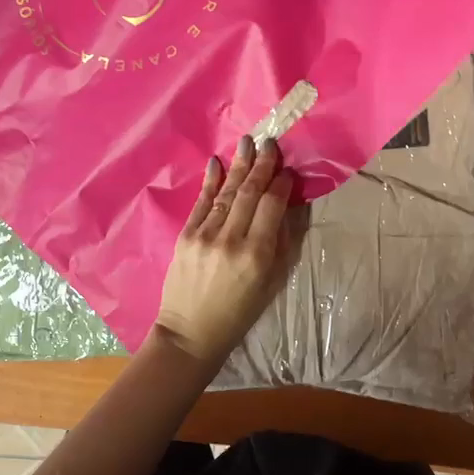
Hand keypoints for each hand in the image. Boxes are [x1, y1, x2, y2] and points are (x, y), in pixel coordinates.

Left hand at [153, 136, 295, 366]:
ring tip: (248, 141)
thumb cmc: (239, 313)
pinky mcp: (185, 235)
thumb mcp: (272, 283)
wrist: (191, 334)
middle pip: (250, 193)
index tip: (287, 169)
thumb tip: (286, 208)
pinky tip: (217, 161)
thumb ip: (281, 243)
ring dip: (239, 165)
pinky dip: (210, 181)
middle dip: (261, 165)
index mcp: (257, 255)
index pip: (272, 205)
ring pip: (227, 193)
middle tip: (270, 142)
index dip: (281, 184)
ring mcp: (205, 236)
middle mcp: (231, 240)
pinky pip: (201, 202)